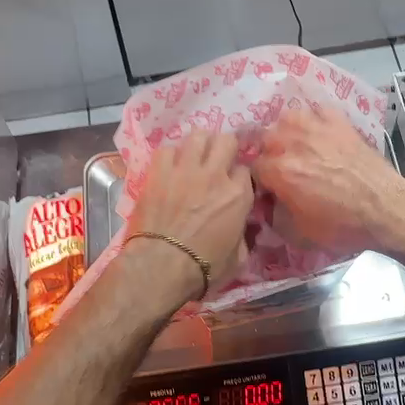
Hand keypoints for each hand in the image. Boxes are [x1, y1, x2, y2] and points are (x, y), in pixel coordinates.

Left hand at [124, 128, 252, 301]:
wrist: (161, 266)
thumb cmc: (203, 268)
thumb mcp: (238, 258)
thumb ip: (243, 236)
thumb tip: (243, 230)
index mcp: (238, 195)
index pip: (245, 168)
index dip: (239, 175)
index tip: (233, 183)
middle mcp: (215, 175)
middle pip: (226, 140)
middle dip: (224, 147)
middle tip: (216, 161)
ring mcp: (186, 169)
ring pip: (198, 135)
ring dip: (198, 145)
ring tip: (193, 157)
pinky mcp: (159, 172)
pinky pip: (167, 149)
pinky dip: (170, 156)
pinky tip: (169, 167)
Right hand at [254, 106, 404, 254]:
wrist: (387, 210)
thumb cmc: (343, 226)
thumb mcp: (300, 234)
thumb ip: (274, 217)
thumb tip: (267, 205)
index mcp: (281, 171)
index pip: (253, 167)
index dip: (258, 178)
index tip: (267, 187)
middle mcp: (294, 143)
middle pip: (266, 138)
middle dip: (269, 152)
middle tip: (281, 167)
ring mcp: (318, 128)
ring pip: (288, 117)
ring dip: (286, 131)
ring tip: (295, 144)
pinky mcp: (341, 123)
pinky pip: (319, 109)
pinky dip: (314, 118)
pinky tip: (318, 130)